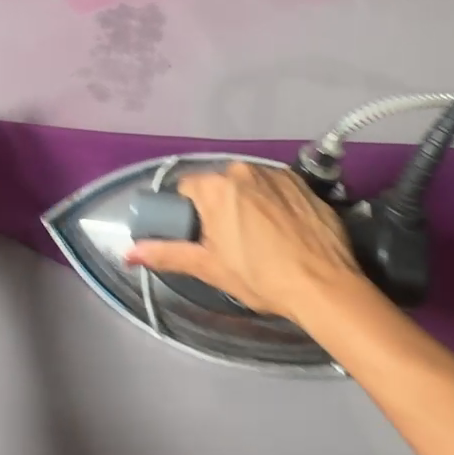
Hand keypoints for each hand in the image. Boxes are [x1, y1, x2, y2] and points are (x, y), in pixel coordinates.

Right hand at [127, 162, 362, 319]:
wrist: (324, 285)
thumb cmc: (261, 277)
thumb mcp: (210, 268)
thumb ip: (168, 254)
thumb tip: (128, 252)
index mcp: (216, 187)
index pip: (187, 189)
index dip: (189, 214)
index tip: (200, 237)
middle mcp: (243, 169)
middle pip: (218, 186)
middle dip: (219, 209)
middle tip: (230, 243)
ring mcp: (275, 172)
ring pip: (248, 185)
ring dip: (248, 204)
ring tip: (262, 239)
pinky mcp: (302, 181)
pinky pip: (275, 187)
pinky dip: (274, 203)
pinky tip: (284, 230)